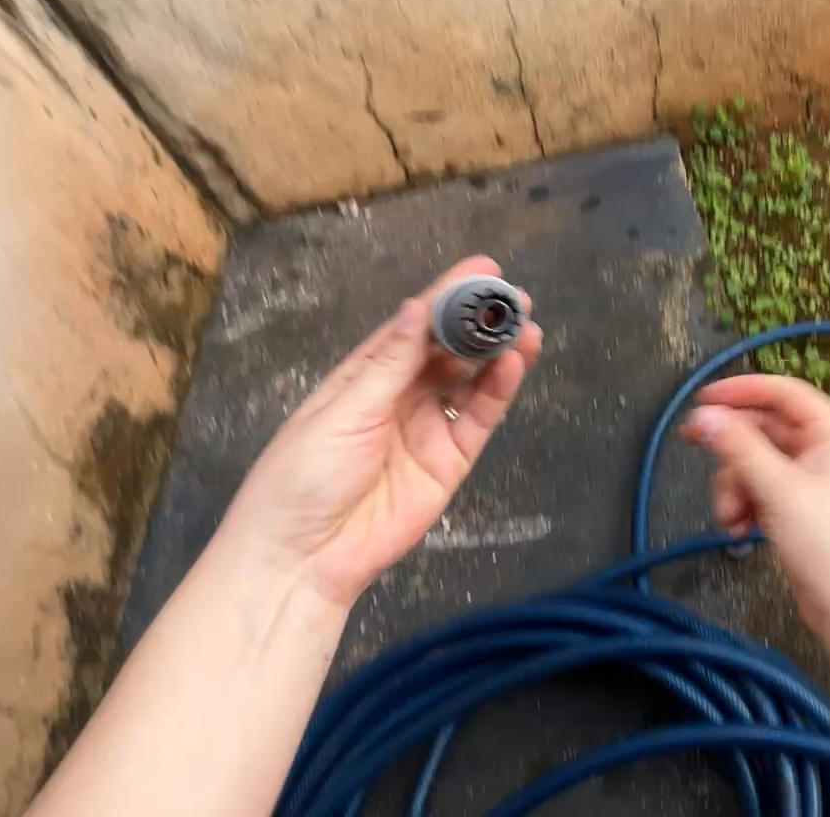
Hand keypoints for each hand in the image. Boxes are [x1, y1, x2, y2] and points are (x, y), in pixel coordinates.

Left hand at [217, 257, 543, 607]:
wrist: (303, 559)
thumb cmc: (302, 477)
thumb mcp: (343, 412)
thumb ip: (390, 363)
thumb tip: (417, 307)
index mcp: (366, 376)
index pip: (414, 326)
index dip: (448, 295)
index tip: (483, 269)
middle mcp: (403, 394)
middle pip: (452, 349)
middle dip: (483, 322)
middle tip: (517, 300)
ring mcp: (430, 426)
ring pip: (474, 380)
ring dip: (501, 353)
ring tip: (527, 330)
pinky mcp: (452, 459)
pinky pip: (481, 417)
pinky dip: (499, 391)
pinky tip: (513, 366)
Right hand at [681, 374, 829, 637]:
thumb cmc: (828, 546)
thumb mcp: (778, 491)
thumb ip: (738, 449)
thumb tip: (704, 416)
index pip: (783, 392)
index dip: (742, 390)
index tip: (704, 398)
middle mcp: (822, 449)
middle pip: (763, 429)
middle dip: (731, 451)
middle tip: (695, 446)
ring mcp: (809, 479)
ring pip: (755, 462)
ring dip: (734, 485)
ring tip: (729, 517)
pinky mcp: (797, 507)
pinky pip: (759, 489)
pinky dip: (744, 504)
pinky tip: (737, 529)